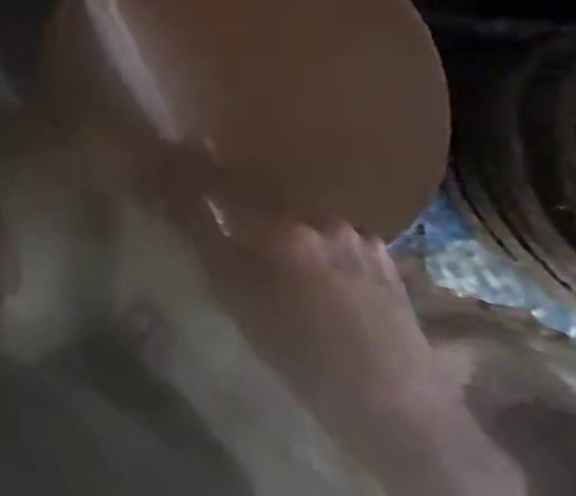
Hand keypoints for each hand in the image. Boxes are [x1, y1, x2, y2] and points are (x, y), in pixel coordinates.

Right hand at [169, 188, 442, 418]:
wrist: (397, 406)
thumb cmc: (302, 357)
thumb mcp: (238, 302)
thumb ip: (206, 241)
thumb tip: (178, 197)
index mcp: (279, 227)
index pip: (222, 184)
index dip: (196, 176)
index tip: (178, 169)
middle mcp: (317, 216)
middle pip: (262, 196)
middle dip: (239, 204)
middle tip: (225, 222)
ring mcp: (355, 232)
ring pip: (299, 215)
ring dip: (280, 225)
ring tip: (275, 256)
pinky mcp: (381, 252)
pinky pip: (331, 234)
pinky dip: (314, 243)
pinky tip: (315, 273)